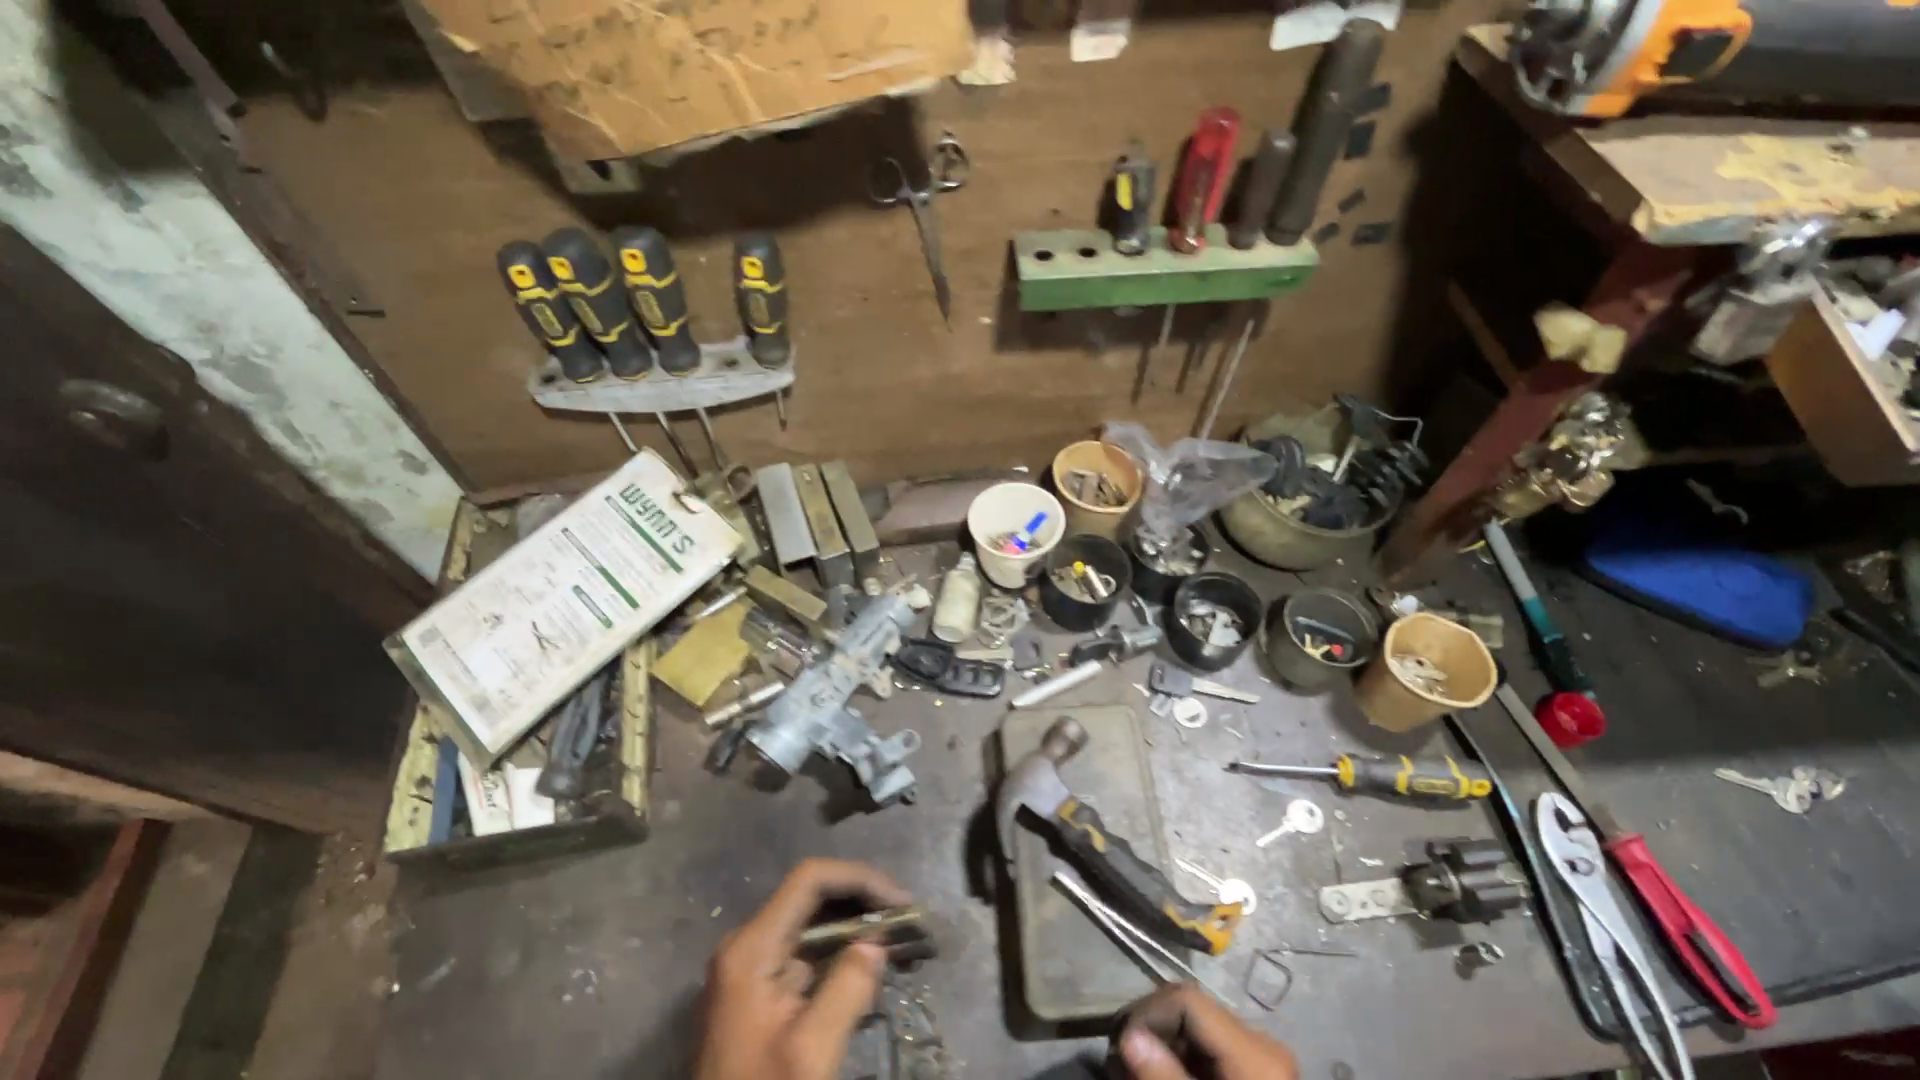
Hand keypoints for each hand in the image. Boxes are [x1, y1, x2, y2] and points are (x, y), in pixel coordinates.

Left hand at [695, 858, 912, 1079]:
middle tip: (911, 924)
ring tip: (904, 944)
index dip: (860, 880)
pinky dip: (844, 952)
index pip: (810, 880)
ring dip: (859, 927)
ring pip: (813, 924)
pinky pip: (808, 953)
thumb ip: (847, 989)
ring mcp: (753, 967)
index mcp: (752, 948)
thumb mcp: (811, 1050)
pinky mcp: (762, 989)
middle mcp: (748, 945)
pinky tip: (876, 968)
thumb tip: (876, 943)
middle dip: (865, 902)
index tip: (902, 905)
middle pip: (813, 897)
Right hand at [1114, 983, 1299, 1079]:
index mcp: (1255, 1053)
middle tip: (1116, 1064)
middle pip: (1191, 1009)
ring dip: (1159, 1044)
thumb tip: (1128, 1037)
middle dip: (1148, 1028)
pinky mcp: (1255, 1073)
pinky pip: (1208, 1049)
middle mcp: (1262, 1044)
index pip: (1187, 1002)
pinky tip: (1159, 1078)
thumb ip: (1163, 1079)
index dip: (1146, 1015)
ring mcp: (1261, 1058)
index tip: (1119, 1050)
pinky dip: (1178, 1059)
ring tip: (1130, 1073)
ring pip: (1195, 1028)